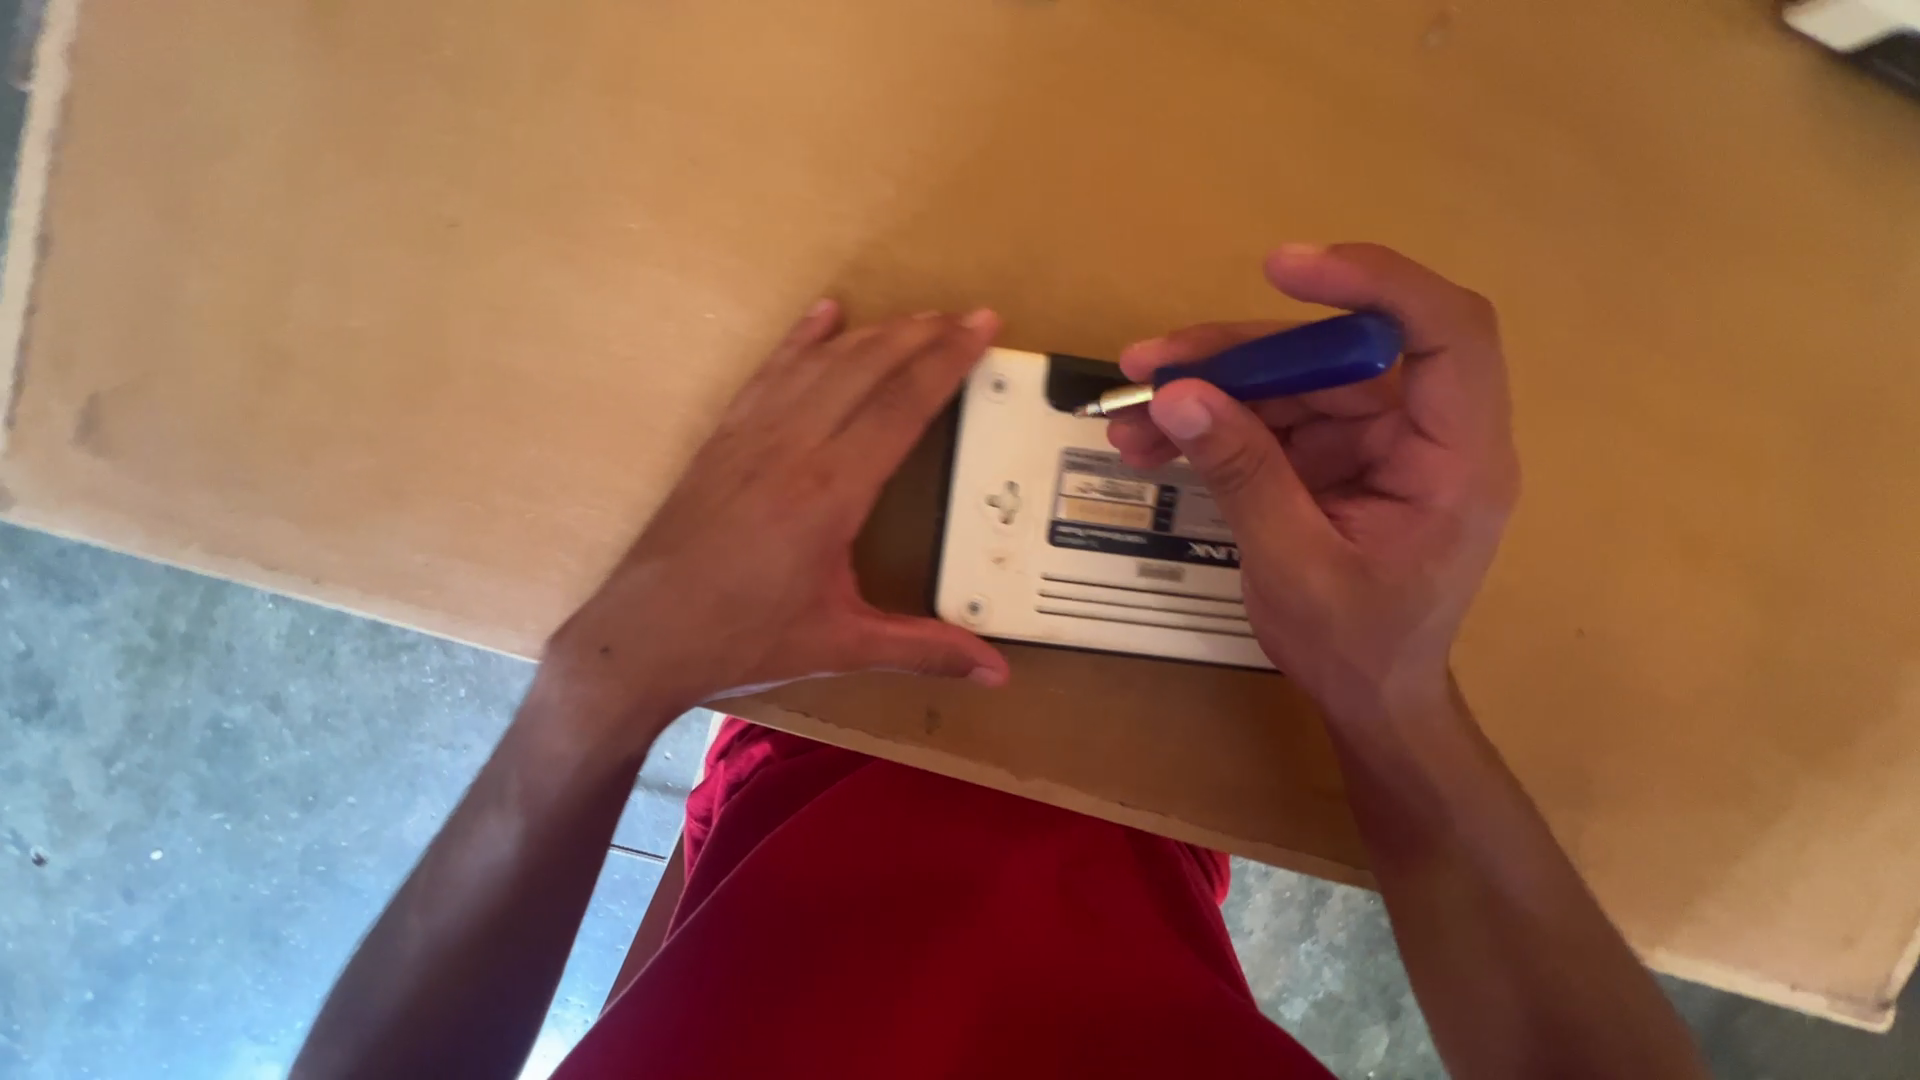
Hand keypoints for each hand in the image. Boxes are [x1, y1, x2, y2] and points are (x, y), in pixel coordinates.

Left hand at [539, 301, 1010, 734]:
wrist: (641, 639)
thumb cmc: (743, 640)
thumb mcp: (842, 647)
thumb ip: (924, 650)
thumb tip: (998, 674)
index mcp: (830, 493)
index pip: (901, 406)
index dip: (946, 361)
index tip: (982, 325)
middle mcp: (791, 448)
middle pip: (866, 367)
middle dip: (921, 334)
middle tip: (964, 315)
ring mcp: (750, 436)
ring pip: (820, 362)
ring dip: (873, 333)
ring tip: (916, 318)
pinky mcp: (721, 439)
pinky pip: (768, 373)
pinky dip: (800, 339)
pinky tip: (823, 313)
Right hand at [1105, 244, 1517, 717]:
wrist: (1365, 698)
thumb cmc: (1355, 646)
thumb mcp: (1292, 564)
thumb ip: (1243, 474)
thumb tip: (1178, 396)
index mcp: (1455, 459)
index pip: (1444, 335)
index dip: (1373, 285)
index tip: (1283, 271)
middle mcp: (1421, 434)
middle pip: (1335, 357)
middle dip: (1237, 357)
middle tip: (1147, 364)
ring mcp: (1373, 444)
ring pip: (1290, 385)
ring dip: (1206, 395)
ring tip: (1127, 417)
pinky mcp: (1332, 459)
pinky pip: (1269, 423)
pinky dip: (1210, 429)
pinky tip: (1150, 443)